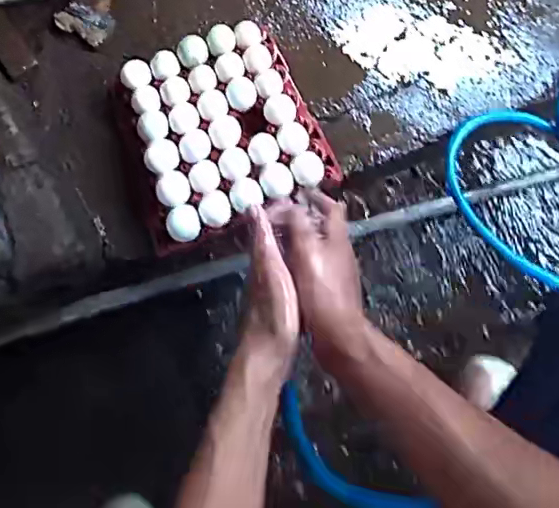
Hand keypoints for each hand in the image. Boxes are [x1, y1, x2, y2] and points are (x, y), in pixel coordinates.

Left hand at [238, 205, 299, 380]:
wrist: (269, 359)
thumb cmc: (274, 315)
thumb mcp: (272, 274)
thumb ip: (264, 243)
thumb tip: (253, 207)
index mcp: (261, 261)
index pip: (264, 229)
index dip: (273, 213)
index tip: (289, 199)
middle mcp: (262, 271)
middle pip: (270, 241)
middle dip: (282, 226)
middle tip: (301, 211)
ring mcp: (269, 288)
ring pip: (277, 256)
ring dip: (287, 243)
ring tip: (304, 231)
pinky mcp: (278, 302)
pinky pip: (284, 272)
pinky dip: (291, 261)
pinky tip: (301, 264)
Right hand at [269, 190, 368, 362]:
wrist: (339, 337)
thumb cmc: (321, 291)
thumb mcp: (306, 251)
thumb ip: (297, 224)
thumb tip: (287, 204)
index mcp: (337, 237)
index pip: (331, 206)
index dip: (314, 197)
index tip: (294, 195)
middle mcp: (339, 249)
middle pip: (322, 224)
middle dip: (300, 217)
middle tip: (276, 217)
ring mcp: (337, 270)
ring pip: (316, 244)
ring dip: (297, 238)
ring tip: (274, 238)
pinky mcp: (330, 288)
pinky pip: (313, 262)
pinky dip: (298, 258)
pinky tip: (282, 266)